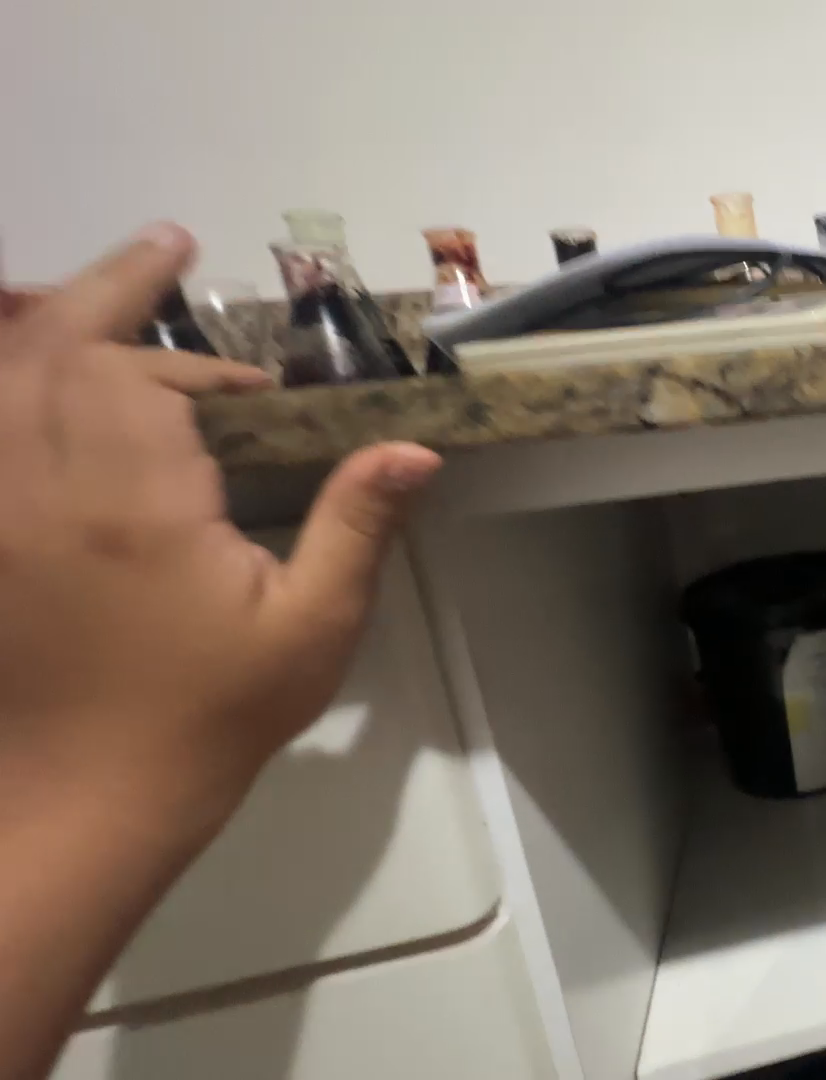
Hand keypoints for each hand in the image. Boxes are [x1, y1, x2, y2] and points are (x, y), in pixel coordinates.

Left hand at [0, 224, 441, 833]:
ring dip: (37, 319)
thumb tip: (413, 447)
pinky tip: (33, 362)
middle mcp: (30, 493)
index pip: (129, 380)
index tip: (265, 395)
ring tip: (94, 284)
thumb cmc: (224, 703)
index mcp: (128, 511)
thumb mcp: (320, 619)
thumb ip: (357, 523)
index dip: (196, 367)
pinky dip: (5, 377)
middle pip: (38, 352)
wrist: (90, 788)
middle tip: (166, 244)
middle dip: (105, 291)